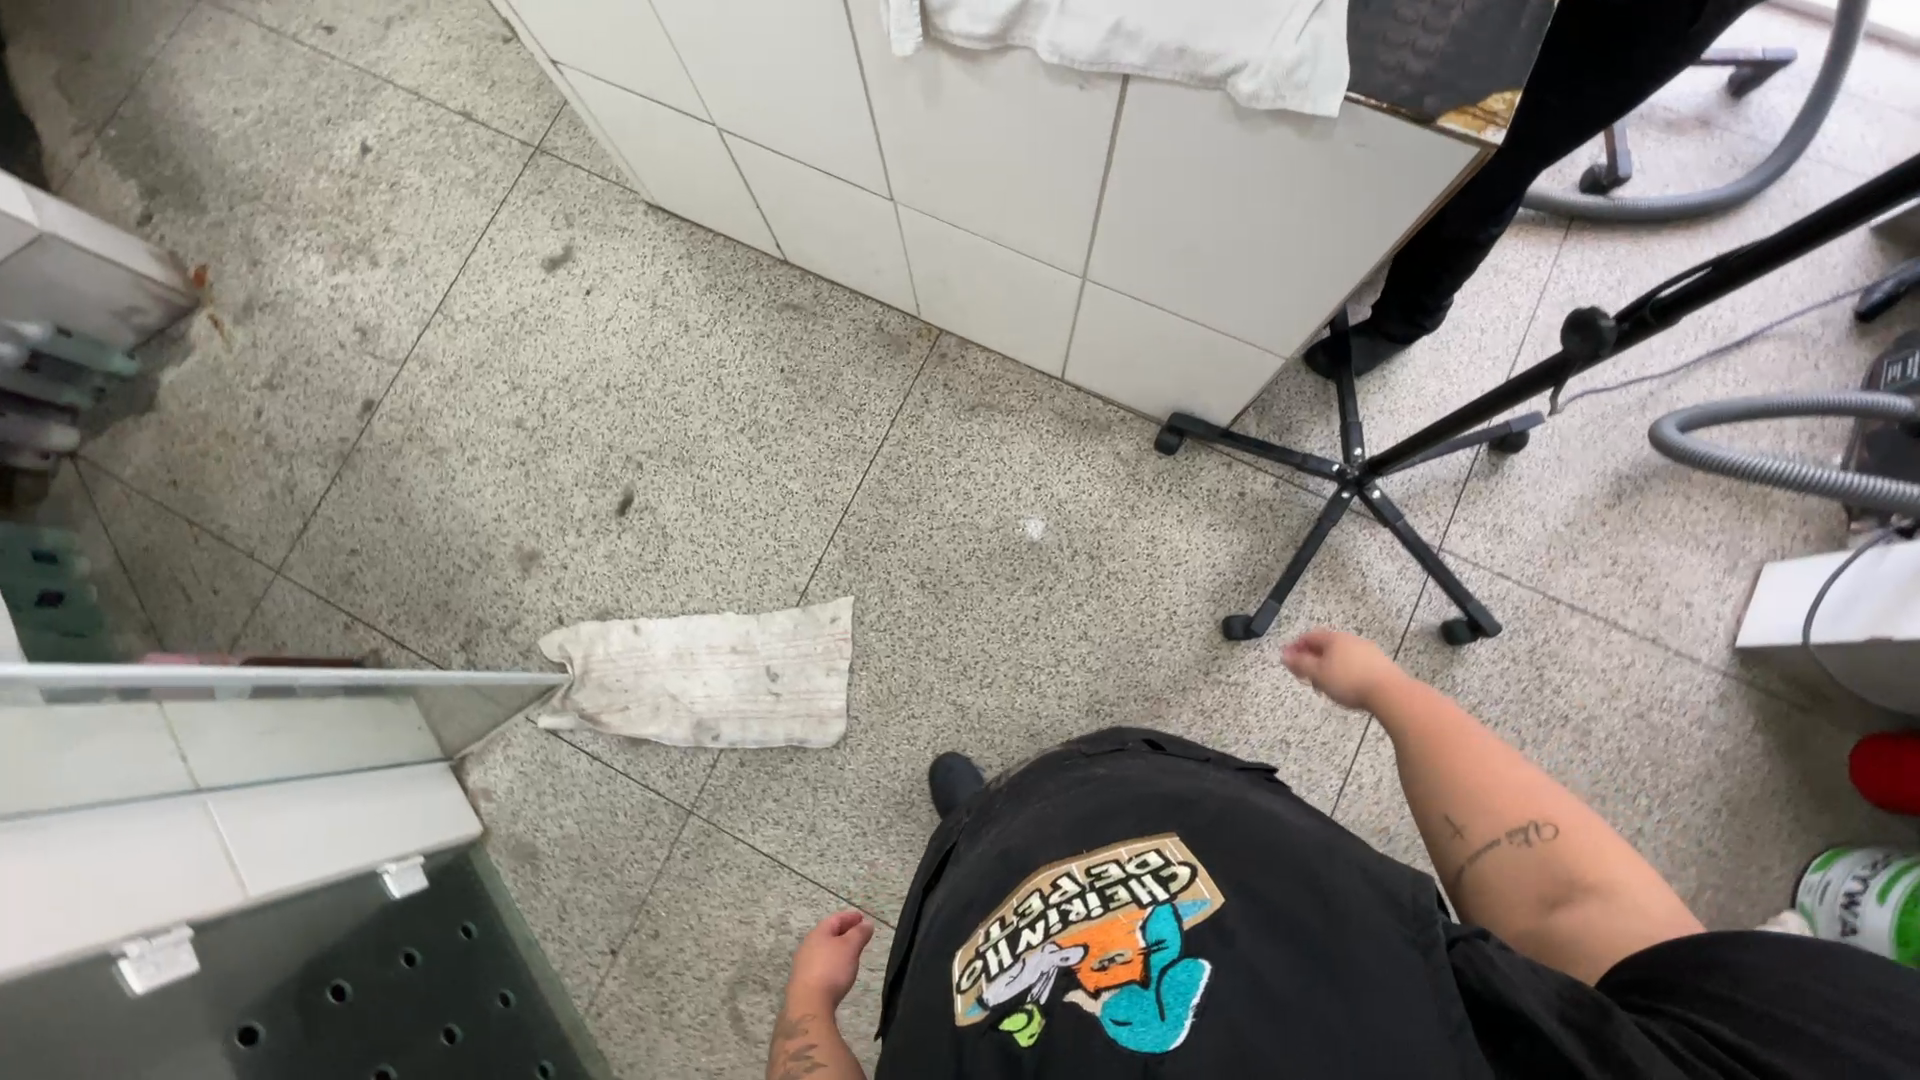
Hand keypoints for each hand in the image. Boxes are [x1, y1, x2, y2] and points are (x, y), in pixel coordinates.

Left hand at [784, 911, 873, 1010]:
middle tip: (859, 934)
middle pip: (828, 934)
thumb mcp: (850, 947)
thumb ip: (859, 933)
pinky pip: (820, 965)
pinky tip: (838, 971)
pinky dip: (832, 963)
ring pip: (824, 950)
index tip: (862, 918)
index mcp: (818, 933)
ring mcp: (803, 964)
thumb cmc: (831, 970)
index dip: (850, 917)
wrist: (809, 1004)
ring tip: (851, 953)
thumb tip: (867, 923)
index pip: (836, 919)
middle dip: (844, 932)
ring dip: (838, 948)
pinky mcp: (803, 982)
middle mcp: (808, 946)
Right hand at [1282, 629, 1405, 709]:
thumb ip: (1299, 663)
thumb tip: (1284, 655)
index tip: (1288, 662)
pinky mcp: (1380, 664)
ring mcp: (1367, 651)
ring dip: (1327, 668)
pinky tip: (1345, 688)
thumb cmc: (1348, 681)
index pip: (1308, 636)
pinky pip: (1354, 664)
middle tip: (1304, 677)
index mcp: (1333, 638)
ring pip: (1340, 656)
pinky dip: (1344, 672)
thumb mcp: (1317, 674)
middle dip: (1311, 660)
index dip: (1295, 647)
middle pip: (1325, 646)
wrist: (1390, 693)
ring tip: (1324, 686)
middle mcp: (1350, 640)